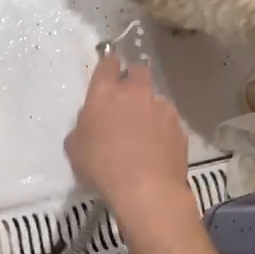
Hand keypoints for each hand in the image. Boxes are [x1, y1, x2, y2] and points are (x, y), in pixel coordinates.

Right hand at [65, 54, 192, 225]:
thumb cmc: (102, 166)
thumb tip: (90, 124)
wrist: (146, 190)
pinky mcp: (179, 128)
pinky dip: (163, 130)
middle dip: (133, 78)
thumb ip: (82, 128)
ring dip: (149, 108)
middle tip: (126, 99)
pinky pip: (169, 122)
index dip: (108, 64)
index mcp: (106, 93)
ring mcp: (161, 109)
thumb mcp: (75, 148)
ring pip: (156, 98)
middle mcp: (136, 93)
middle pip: (138, 70)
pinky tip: (157, 149)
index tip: (108, 71)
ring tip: (144, 132)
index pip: (108, 63)